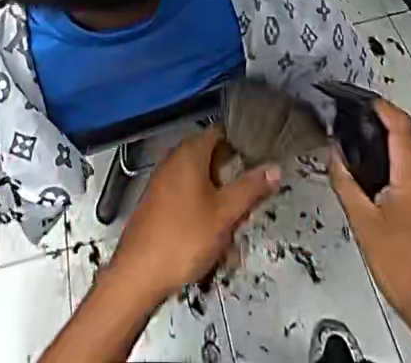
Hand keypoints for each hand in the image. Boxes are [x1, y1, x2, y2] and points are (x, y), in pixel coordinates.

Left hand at [106, 128, 281, 300]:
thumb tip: (274, 168)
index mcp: (190, 153)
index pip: (221, 132)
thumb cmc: (184, 238)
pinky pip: (187, 201)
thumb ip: (251, 188)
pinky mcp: (156, 206)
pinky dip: (202, 216)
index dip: (242, 144)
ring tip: (230, 234)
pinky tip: (210, 244)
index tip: (259, 161)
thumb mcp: (226, 214)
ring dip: (219, 205)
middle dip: (232, 183)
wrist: (137, 277)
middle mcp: (173, 161)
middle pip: (212, 161)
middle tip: (246, 208)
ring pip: (201, 185)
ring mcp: (162, 184)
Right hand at [329, 99, 410, 326]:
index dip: (382, 107)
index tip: (367, 102)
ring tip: (367, 166)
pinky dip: (402, 177)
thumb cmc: (408, 270)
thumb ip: (346, 183)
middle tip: (359, 130)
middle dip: (382, 132)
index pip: (400, 124)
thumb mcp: (363, 223)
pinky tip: (385, 196)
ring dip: (392, 156)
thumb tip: (335, 158)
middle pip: (407, 140)